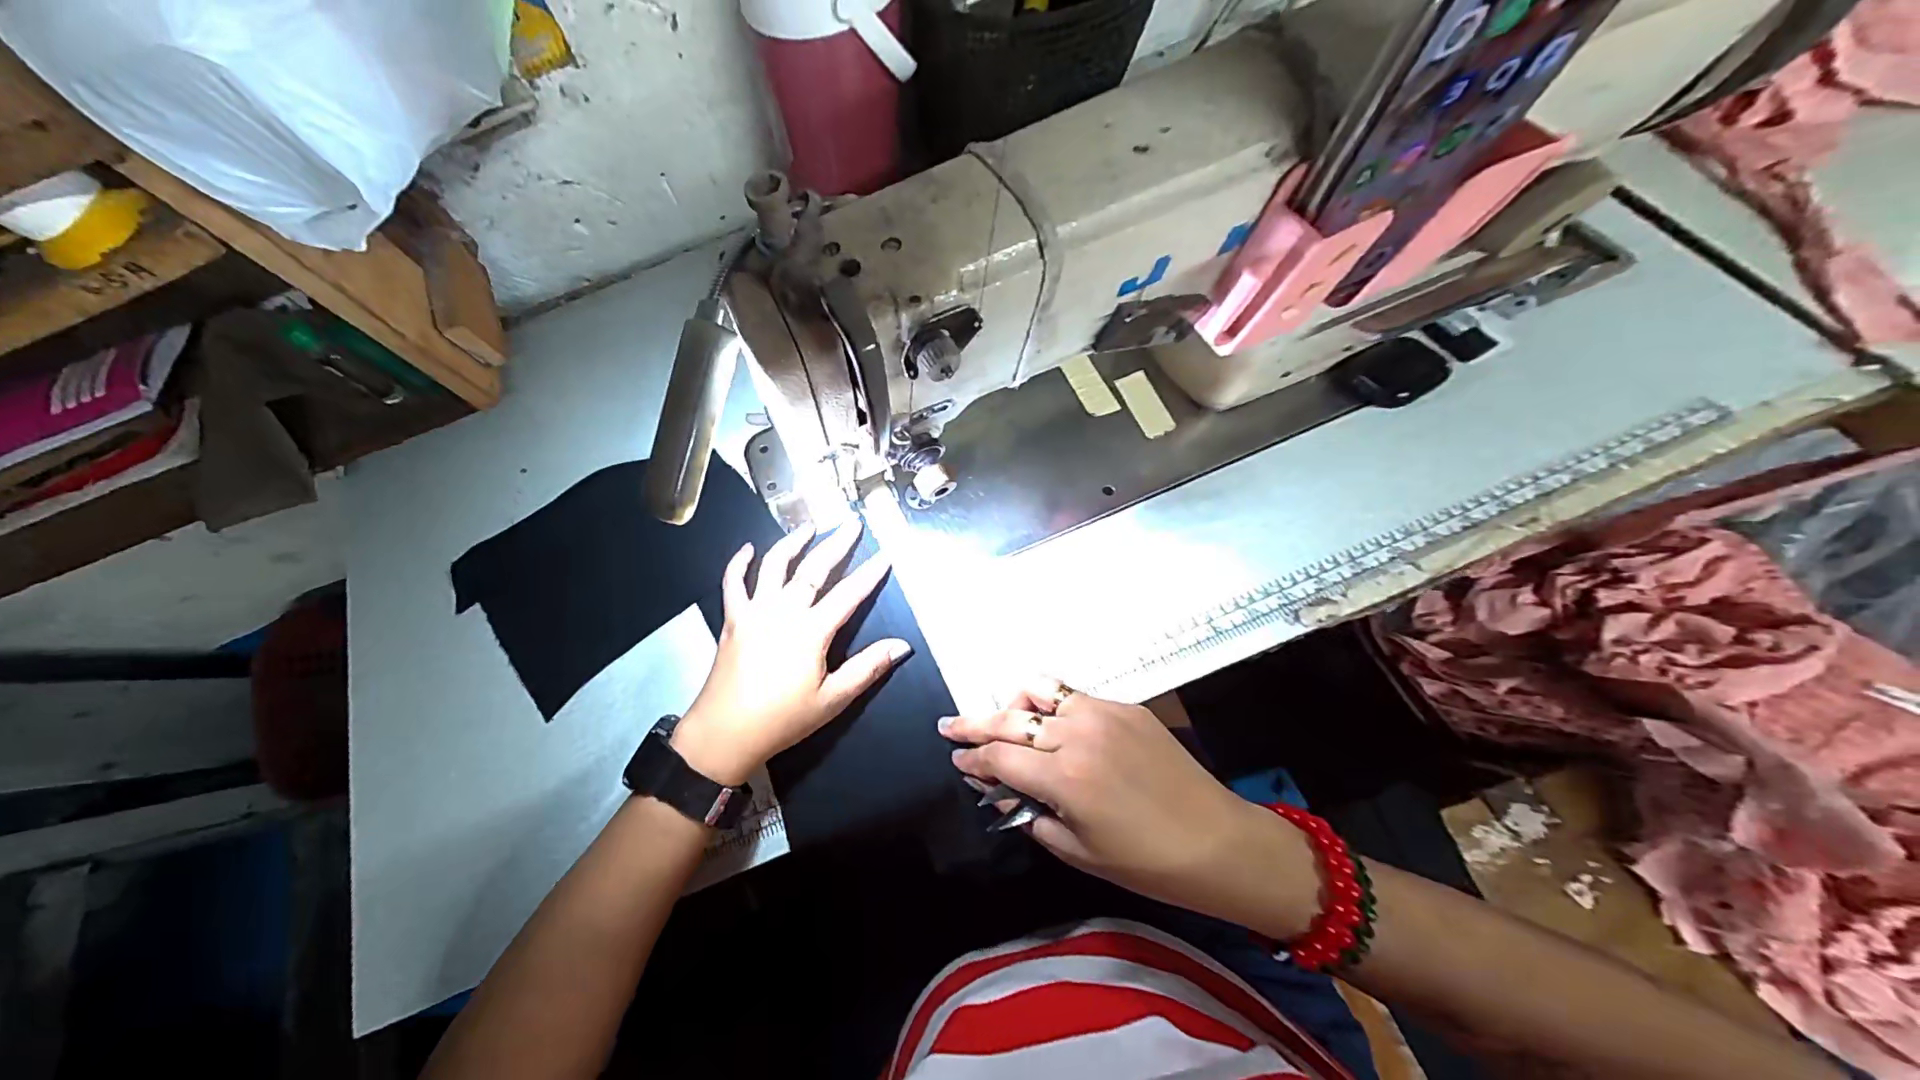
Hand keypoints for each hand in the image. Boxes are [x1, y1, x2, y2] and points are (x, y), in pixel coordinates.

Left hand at [671, 520, 909, 787]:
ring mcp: (754, 613)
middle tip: (851, 525)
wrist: (723, 733)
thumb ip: (867, 668)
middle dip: (836, 544)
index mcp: (810, 632)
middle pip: (813, 569)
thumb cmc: (780, 720)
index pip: (848, 594)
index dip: (870, 573)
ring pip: (774, 565)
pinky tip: (748, 550)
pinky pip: (733, 583)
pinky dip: (740, 563)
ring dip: (792, 542)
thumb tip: (900, 646)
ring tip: (807, 527)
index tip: (885, 556)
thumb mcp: (832, 700)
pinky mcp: (733, 620)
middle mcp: (781, 613)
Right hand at [943, 681, 1321, 937]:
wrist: (1218, 841)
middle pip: (1010, 717)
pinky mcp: (1127, 707)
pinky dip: (1054, 707)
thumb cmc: (1145, 862)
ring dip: (1015, 703)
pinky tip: (1054, 727)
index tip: (956, 760)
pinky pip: (1076, 696)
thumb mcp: (1076, 850)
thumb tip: (999, 790)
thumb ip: (1029, 814)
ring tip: (1007, 720)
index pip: (999, 756)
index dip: (972, 759)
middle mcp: (1079, 734)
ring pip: (1042, 690)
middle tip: (951, 726)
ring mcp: (1105, 713)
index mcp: (1064, 777)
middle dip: (974, 723)